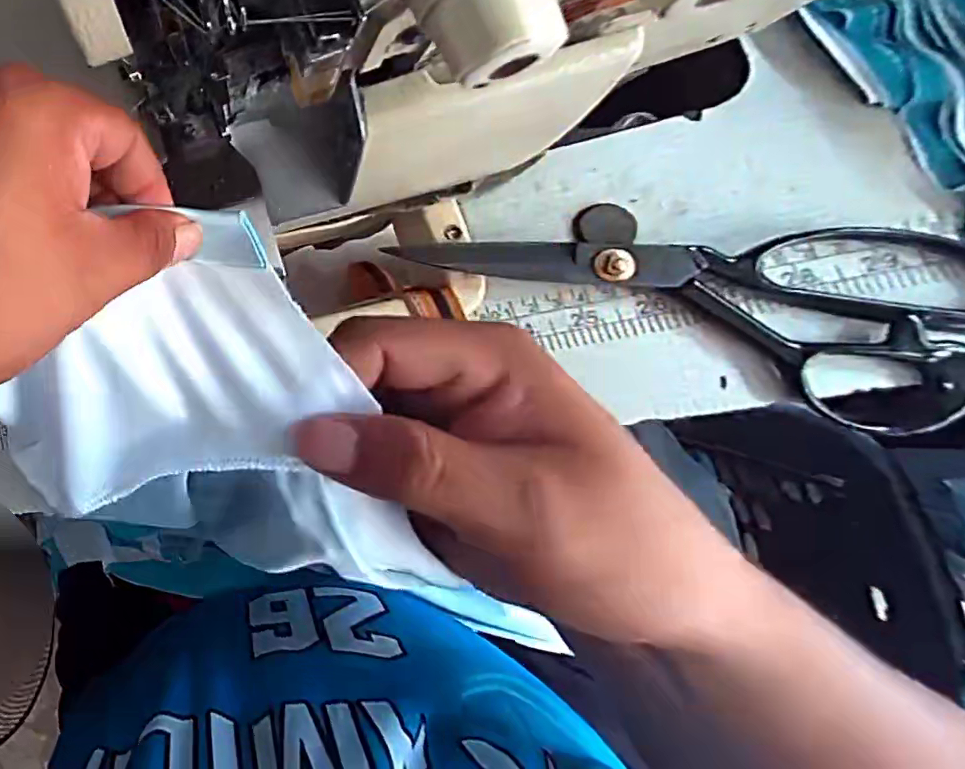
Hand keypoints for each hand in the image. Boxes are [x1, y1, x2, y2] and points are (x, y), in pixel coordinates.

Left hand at [0, 64, 198, 416]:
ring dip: (59, 201)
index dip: (151, 192)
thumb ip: (150, 243)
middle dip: (102, 198)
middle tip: (105, 255)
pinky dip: (15, 199)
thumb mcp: (89, 272)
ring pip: (32, 153)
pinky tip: (7, 251)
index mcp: (35, 105)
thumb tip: (181, 230)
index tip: (156, 238)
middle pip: (76, 140)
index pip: (124, 138)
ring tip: (55, 260)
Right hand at [290, 317, 760, 647]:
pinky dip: (350, 477)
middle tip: (300, 467)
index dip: (332, 378)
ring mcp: (441, 419)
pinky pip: (369, 453)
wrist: (666, 621)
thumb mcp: (521, 506)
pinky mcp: (431, 460)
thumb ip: (416, 465)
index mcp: (483, 356)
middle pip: (360, 371)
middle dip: (329, 416)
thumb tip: (309, 433)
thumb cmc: (617, 547)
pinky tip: (338, 502)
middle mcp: (453, 374)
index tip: (298, 436)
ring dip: (337, 450)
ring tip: (313, 489)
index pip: (379, 343)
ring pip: (357, 414)